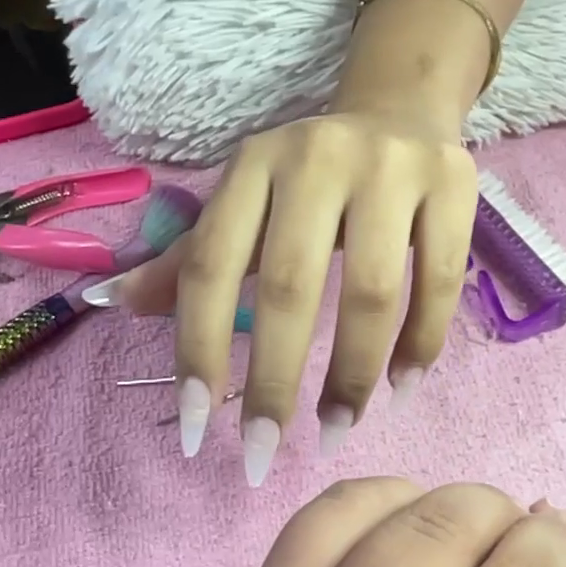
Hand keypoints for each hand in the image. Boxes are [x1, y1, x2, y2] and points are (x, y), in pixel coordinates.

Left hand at [109, 480, 565, 566]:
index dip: (555, 556)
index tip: (561, 550)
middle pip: (441, 533)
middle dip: (498, 514)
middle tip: (511, 533)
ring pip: (368, 508)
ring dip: (430, 497)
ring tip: (450, 521)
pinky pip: (310, 522)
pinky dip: (367, 505)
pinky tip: (385, 523)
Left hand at [116, 110, 478, 484]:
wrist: (399, 111)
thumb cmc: (307, 179)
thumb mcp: (243, 207)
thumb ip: (188, 260)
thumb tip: (109, 303)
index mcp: (253, 165)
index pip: (211, 267)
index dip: (197, 352)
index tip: (197, 432)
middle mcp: (318, 157)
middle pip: (290, 288)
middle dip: (273, 384)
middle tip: (263, 455)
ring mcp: (394, 168)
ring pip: (373, 292)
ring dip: (352, 377)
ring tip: (335, 431)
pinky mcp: (455, 186)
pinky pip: (439, 282)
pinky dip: (421, 345)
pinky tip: (400, 390)